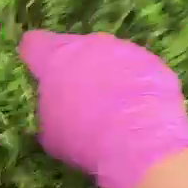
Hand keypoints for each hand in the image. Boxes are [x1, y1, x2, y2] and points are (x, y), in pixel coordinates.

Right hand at [17, 30, 187, 187]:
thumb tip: (54, 109)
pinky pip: (137, 72)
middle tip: (77, 97)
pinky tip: (135, 112)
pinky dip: (134, 86)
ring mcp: (125, 51)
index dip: (33, 55)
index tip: (36, 67)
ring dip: (107, 76)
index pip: (34, 44)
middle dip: (75, 68)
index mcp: (55, 58)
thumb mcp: (50, 133)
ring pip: (109, 58)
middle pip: (75, 48)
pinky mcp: (154, 64)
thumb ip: (49, 110)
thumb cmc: (82, 138)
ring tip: (111, 109)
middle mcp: (90, 45)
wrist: (138, 143)